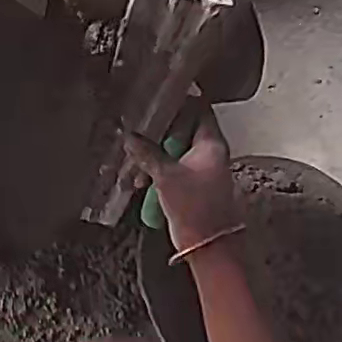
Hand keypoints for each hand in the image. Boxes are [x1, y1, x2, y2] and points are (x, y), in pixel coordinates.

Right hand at [122, 111, 240, 251]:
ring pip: (175, 151)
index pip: (199, 110)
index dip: (182, 101)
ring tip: (136, 166)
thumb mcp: (165, 176)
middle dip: (159, 133)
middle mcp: (209, 153)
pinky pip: (172, 168)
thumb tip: (130, 137)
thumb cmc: (194, 207)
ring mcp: (201, 169)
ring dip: (154, 155)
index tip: (160, 97)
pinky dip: (157, 170)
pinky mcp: (192, 184)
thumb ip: (147, 153)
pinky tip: (140, 179)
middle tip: (137, 132)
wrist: (206, 244)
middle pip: (183, 130)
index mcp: (211, 144)